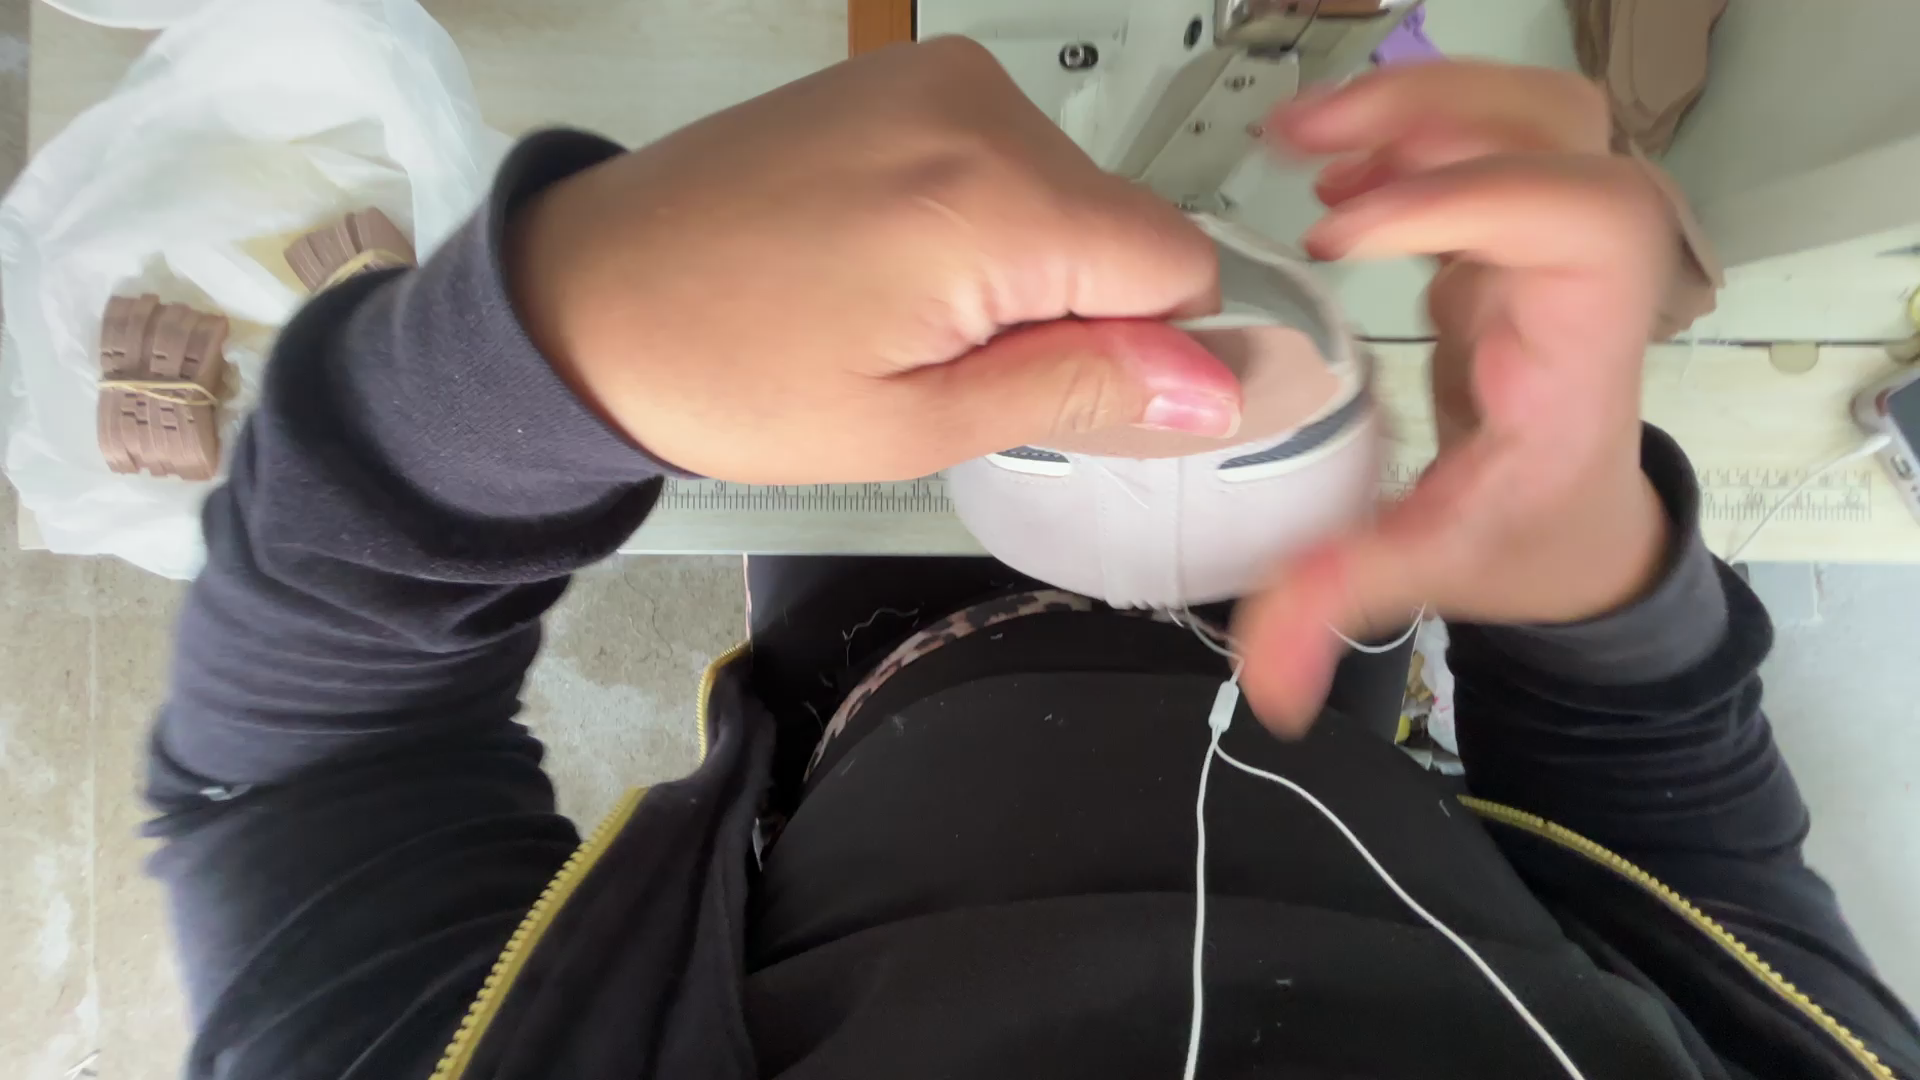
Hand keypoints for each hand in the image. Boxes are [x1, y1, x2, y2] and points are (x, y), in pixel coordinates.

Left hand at [507, 37, 1241, 484]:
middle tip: (965, 369)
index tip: (1070, 392)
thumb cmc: (744, 386)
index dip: (1153, 347)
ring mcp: (939, 77)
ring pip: (1071, 198)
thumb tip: (1213, 390)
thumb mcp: (919, 425)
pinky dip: (991, 230)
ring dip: (1032, 275)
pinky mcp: (900, 79)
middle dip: (1084, 313)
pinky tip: (900, 265)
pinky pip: (1010, 164)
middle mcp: (985, 106)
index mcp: (996, 202)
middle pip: (1128, 227)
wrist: (588, 302)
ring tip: (915, 321)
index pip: (1180, 263)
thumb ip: (1078, 389)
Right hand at [1234, 63, 1686, 730]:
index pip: (1576, 225)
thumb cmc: (1514, 543)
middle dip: (1429, 115)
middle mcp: (1566, 288)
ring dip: (1416, 107)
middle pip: (1556, 136)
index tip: (1338, 228)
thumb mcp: (1420, 575)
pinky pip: (1478, 158)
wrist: (1574, 529)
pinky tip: (1333, 164)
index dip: (1464, 201)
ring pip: (1525, 122)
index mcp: (1568, 357)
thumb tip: (1261, 681)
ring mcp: (1534, 261)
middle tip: (1306, 145)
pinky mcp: (1496, 256)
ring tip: (1307, 134)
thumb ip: (1336, 617)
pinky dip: (1406, 137)